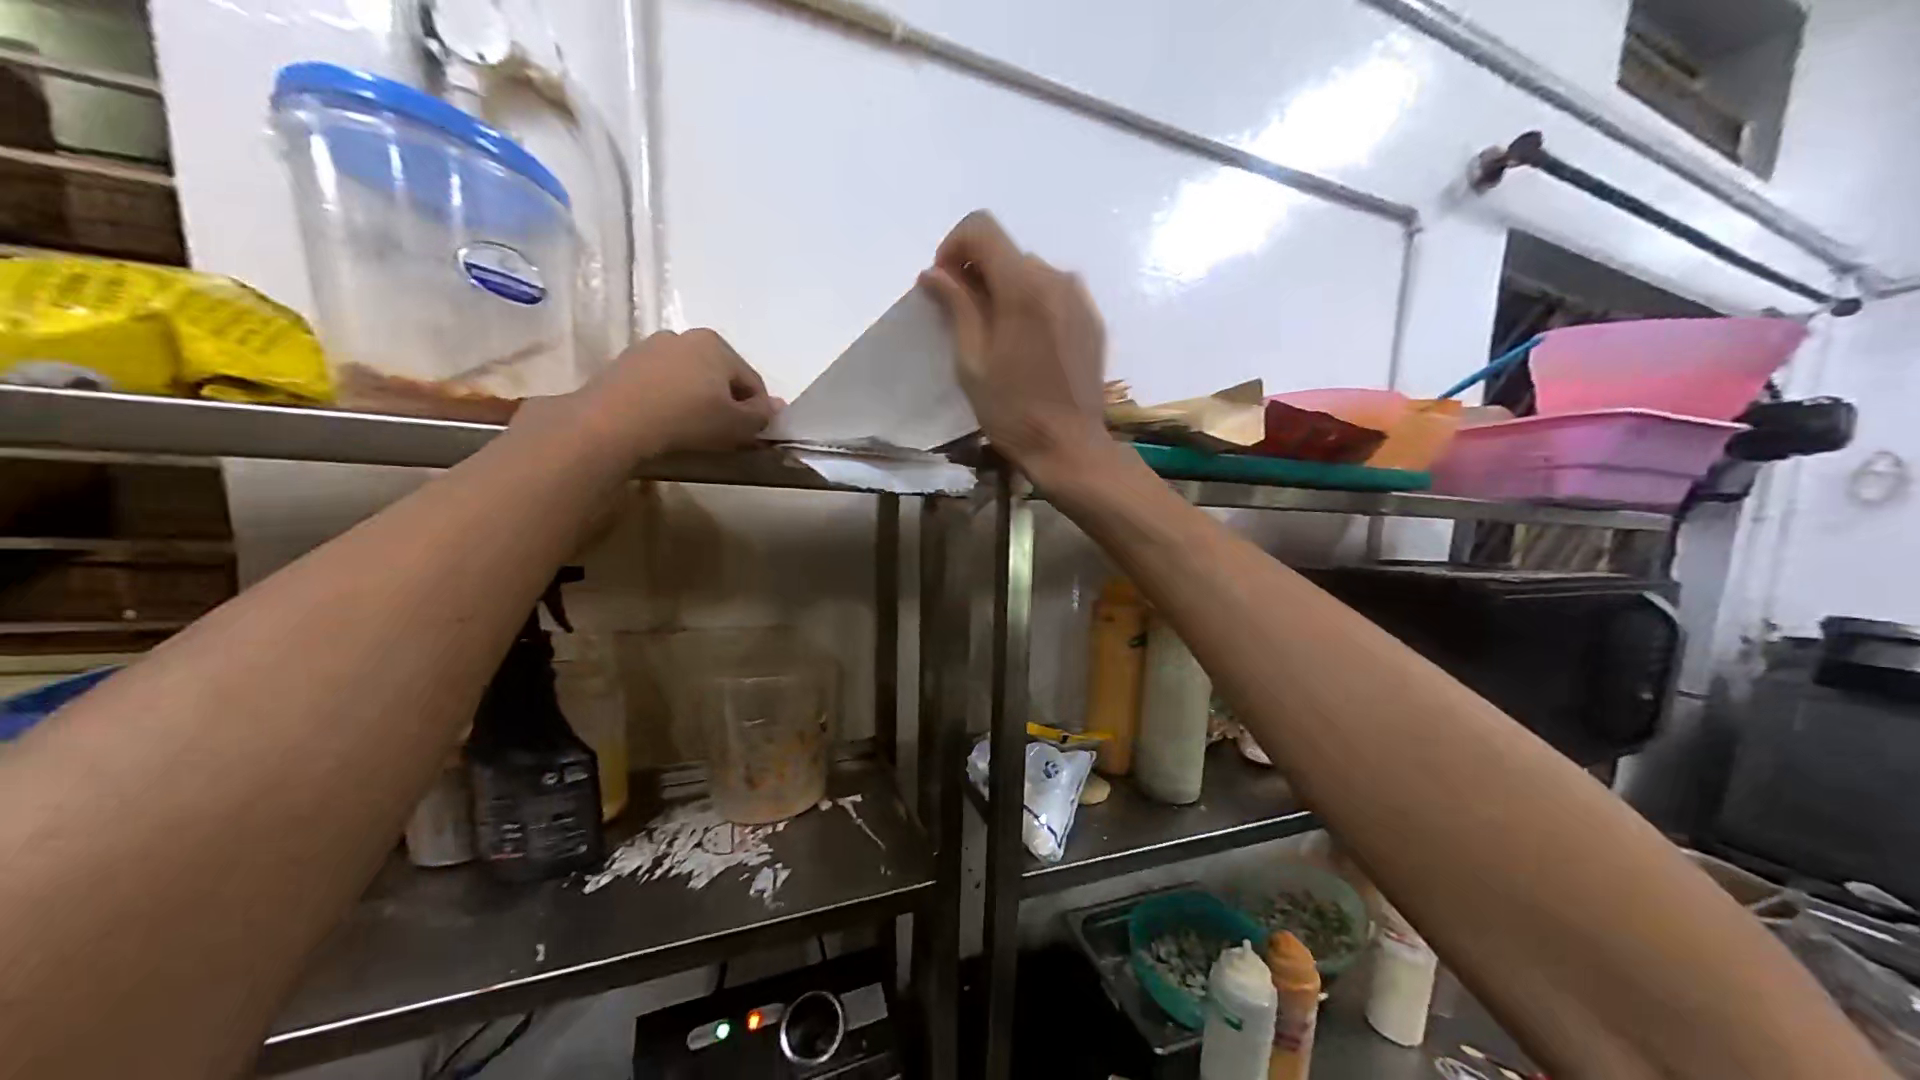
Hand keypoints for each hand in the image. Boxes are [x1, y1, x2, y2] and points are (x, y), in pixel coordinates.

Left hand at [554, 328, 776, 458]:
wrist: (613, 423)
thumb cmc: (688, 420)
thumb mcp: (737, 425)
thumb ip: (762, 416)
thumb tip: (778, 407)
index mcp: (717, 344)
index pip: (751, 381)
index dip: (757, 411)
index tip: (752, 435)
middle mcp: (683, 336)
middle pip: (718, 375)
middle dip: (725, 402)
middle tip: (722, 434)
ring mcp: (649, 347)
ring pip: (688, 378)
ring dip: (695, 401)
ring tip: (691, 431)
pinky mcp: (623, 364)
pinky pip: (659, 384)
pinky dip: (667, 401)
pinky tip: (664, 424)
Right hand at [919, 211, 1110, 484]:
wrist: (1069, 446)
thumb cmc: (1012, 410)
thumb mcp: (972, 361)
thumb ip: (956, 306)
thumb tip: (934, 273)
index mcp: (1023, 286)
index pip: (981, 228)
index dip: (954, 247)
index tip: (944, 284)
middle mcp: (1057, 278)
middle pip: (1007, 252)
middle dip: (978, 273)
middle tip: (964, 318)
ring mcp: (1080, 298)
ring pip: (1031, 273)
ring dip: (1006, 290)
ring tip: (998, 337)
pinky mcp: (1092, 319)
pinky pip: (1054, 294)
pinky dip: (1033, 305)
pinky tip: (1027, 347)